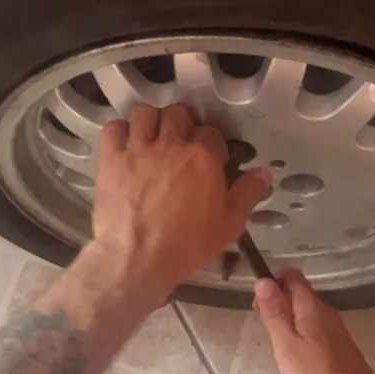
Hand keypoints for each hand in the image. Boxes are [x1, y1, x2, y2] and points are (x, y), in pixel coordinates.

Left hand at [88, 104, 271, 299]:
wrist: (137, 260)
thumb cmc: (185, 246)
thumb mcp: (228, 226)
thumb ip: (247, 195)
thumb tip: (262, 174)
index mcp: (203, 157)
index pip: (212, 133)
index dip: (211, 145)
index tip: (209, 159)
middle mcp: (171, 145)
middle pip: (178, 114)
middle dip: (181, 126)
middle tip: (180, 144)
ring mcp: (138, 150)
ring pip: (145, 114)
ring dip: (151, 123)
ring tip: (152, 139)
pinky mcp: (112, 160)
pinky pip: (114, 129)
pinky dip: (119, 132)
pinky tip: (125, 144)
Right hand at [254, 269, 374, 373]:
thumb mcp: (286, 344)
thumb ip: (274, 312)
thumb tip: (263, 281)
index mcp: (311, 306)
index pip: (292, 276)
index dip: (272, 282)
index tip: (259, 305)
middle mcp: (325, 311)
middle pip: (298, 293)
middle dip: (277, 303)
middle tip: (265, 329)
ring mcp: (335, 327)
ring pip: (305, 311)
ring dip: (287, 319)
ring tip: (278, 345)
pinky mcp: (338, 342)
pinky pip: (314, 326)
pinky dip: (300, 331)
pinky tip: (296, 355)